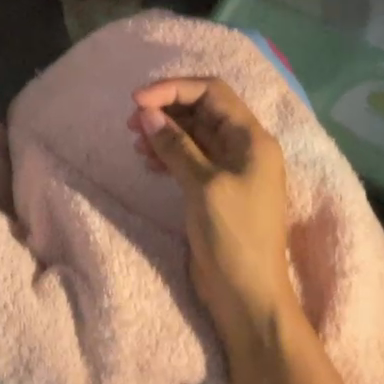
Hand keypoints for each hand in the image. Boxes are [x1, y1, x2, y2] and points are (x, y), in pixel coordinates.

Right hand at [131, 77, 294, 335]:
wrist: (247, 293)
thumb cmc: (234, 235)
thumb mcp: (203, 184)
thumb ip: (175, 145)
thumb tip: (145, 113)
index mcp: (252, 139)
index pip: (211, 92)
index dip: (173, 89)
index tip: (136, 100)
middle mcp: (244, 147)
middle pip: (201, 108)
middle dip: (165, 108)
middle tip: (131, 123)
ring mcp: (230, 167)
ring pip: (192, 131)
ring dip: (163, 129)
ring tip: (136, 143)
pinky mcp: (215, 187)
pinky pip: (189, 154)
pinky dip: (167, 150)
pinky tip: (147, 159)